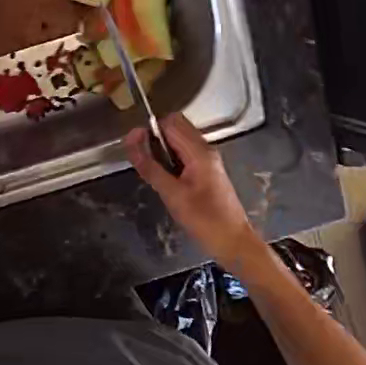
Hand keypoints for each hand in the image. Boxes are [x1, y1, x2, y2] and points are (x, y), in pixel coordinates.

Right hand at [127, 113, 264, 269]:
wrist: (234, 241)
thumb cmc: (204, 220)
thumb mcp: (172, 194)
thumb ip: (150, 166)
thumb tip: (132, 140)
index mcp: (199, 151)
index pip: (170, 122)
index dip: (150, 129)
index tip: (136, 147)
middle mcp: (205, 149)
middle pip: (176, 126)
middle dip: (156, 137)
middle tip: (144, 159)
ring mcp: (208, 159)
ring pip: (181, 139)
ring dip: (164, 148)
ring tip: (154, 171)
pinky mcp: (208, 169)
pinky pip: (186, 152)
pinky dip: (172, 158)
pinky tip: (167, 177)